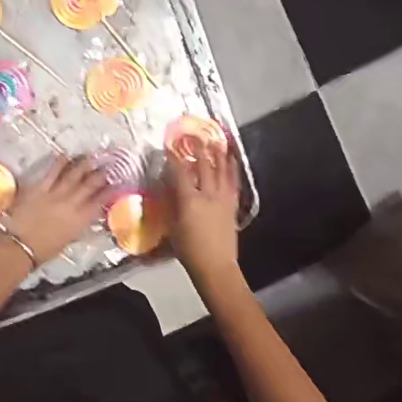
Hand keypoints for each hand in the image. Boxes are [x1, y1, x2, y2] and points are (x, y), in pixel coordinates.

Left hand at [0, 156, 111, 262]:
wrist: (20, 247)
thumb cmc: (43, 250)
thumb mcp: (67, 240)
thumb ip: (77, 226)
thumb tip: (84, 218)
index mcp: (80, 220)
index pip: (99, 202)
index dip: (109, 192)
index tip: (116, 183)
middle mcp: (71, 204)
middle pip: (89, 186)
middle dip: (100, 175)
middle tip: (107, 166)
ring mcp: (55, 194)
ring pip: (73, 176)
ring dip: (84, 165)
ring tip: (92, 157)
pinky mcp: (39, 189)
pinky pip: (52, 173)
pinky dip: (59, 163)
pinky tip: (65, 156)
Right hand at [167, 146, 240, 279]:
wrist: (215, 265)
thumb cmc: (188, 250)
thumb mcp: (172, 227)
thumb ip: (171, 206)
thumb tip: (168, 190)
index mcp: (189, 200)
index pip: (180, 172)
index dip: (174, 157)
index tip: (170, 146)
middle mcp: (207, 195)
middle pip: (203, 166)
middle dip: (198, 149)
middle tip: (194, 137)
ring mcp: (222, 199)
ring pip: (221, 171)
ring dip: (218, 154)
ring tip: (217, 141)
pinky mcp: (232, 205)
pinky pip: (232, 182)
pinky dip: (232, 169)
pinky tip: (231, 161)